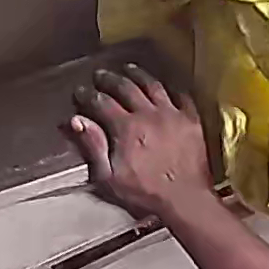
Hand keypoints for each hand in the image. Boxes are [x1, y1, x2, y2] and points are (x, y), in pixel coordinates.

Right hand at [70, 65, 212, 220]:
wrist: (184, 199)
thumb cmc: (144, 192)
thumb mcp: (108, 176)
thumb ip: (92, 146)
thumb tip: (77, 121)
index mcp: (126, 127)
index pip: (102, 102)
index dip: (88, 95)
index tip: (80, 92)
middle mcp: (148, 114)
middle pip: (126, 88)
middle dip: (110, 79)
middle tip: (101, 75)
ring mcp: (172, 115)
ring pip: (152, 86)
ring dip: (138, 75)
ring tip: (128, 69)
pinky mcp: (191, 121)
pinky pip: (181, 96)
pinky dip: (171, 88)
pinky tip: (165, 86)